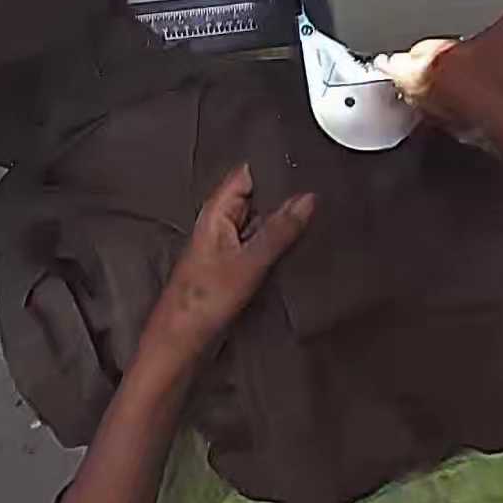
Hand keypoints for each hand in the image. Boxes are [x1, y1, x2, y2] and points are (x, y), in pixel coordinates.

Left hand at [140, 164, 314, 367]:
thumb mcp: (249, 262)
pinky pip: (263, 242)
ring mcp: (230, 243)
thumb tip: (307, 200)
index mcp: (217, 211)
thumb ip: (280, 230)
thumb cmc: (202, 301)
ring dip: (283, 219)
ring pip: (262, 220)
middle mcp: (223, 222)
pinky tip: (300, 242)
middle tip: (319, 189)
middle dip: (284, 194)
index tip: (303, 161)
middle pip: (258, 196)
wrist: (183, 341)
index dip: (272, 165)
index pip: (247, 172)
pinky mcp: (237, 263)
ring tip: (316, 214)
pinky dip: (279, 241)